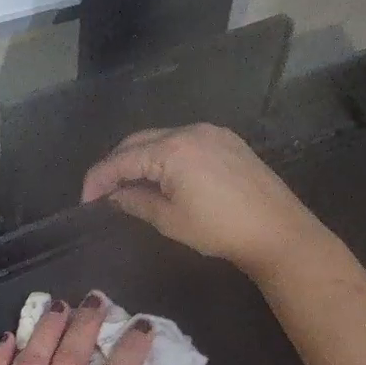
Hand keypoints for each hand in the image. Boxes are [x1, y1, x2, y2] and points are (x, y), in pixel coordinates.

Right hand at [81, 124, 326, 275]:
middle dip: (116, 165)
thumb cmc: (220, 230)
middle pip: (138, 142)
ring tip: (129, 185)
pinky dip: (165, 156)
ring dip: (140, 159)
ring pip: (161, 139)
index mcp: (171, 149)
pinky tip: (162, 177)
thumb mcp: (171, 220)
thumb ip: (136, 202)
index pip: (121, 159)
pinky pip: (184, 141)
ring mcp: (211, 133)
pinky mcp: (227, 141)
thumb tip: (115, 196)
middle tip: (103, 192)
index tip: (85, 201)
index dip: (98, 179)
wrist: (279, 232)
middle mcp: (189, 131)